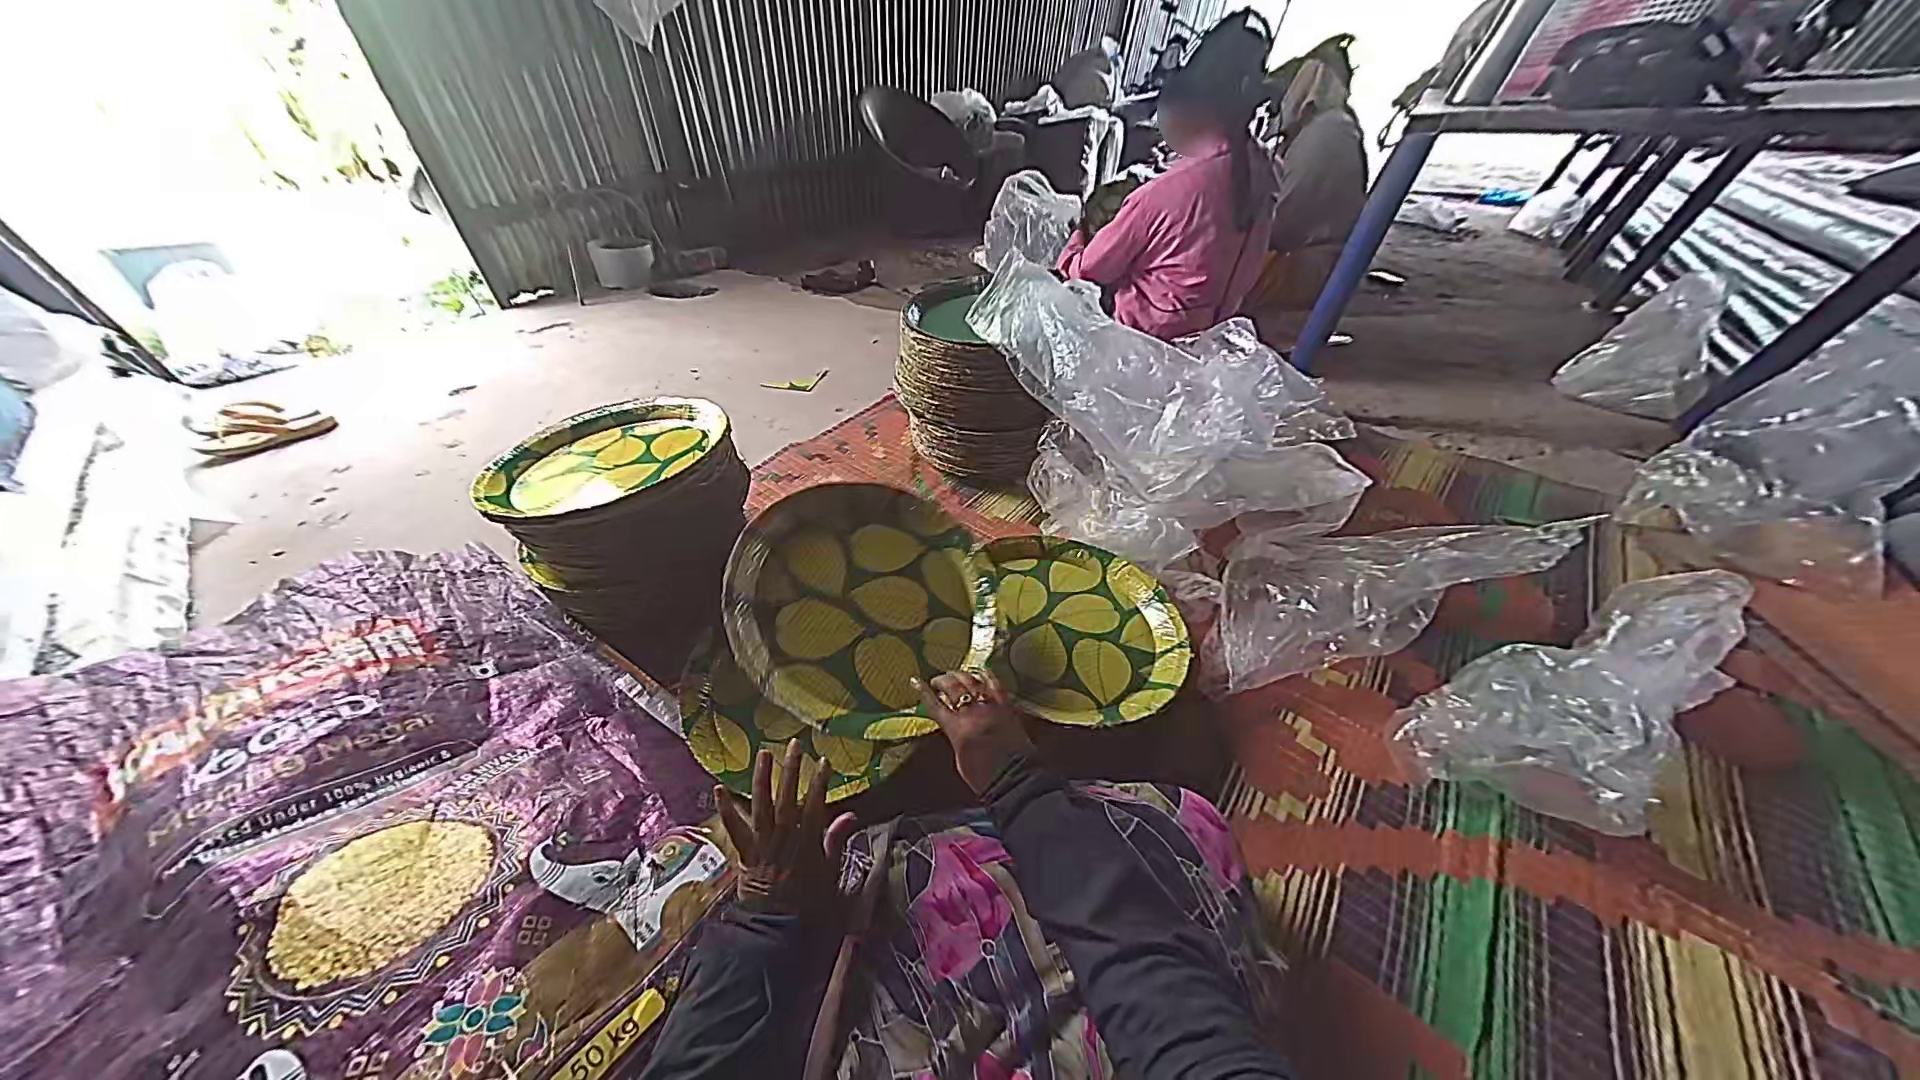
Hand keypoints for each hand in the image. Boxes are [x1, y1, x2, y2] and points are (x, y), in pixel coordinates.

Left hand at [716, 740, 857, 915]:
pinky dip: (725, 809)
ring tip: (764, 753)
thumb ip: (836, 842)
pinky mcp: (744, 852)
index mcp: (807, 844)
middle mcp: (783, 839)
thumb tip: (849, 815)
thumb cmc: (806, 903)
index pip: (815, 805)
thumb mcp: (830, 875)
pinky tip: (719, 788)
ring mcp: (761, 844)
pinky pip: (733, 828)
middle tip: (794, 745)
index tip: (823, 760)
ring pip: (761, 805)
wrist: (773, 931)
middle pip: (787, 799)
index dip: (820, 782)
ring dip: (762, 778)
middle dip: (791, 770)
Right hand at [913, 669, 1034, 794]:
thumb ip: (954, 736)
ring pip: (971, 681)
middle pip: (952, 687)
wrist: (1014, 779)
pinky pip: (995, 684)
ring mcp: (990, 707)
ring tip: (955, 674)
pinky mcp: (1007, 706)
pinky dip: (986, 675)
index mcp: (956, 729)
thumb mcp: (959, 758)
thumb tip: (952, 724)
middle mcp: (972, 714)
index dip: (923, 692)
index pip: (935, 705)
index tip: (916, 682)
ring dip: (960, 675)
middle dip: (942, 680)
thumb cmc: (984, 777)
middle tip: (937, 680)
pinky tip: (981, 671)